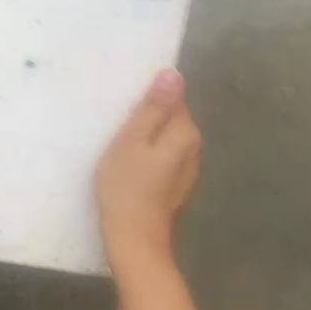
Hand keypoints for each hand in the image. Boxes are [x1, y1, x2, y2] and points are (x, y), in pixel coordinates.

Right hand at [96, 68, 201, 257]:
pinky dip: (149, 157)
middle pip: (172, 120)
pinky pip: (164, 159)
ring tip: (120, 145)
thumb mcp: (131, 140)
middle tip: (115, 126)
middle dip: (148, 119)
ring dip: (148, 139)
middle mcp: (194, 148)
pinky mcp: (178, 186)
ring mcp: (188, 169)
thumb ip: (153, 108)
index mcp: (185, 132)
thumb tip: (173, 74)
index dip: (147, 100)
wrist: (134, 235)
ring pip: (167, 141)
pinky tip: (131, 167)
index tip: (123, 109)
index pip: (173, 100)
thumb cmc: (126, 185)